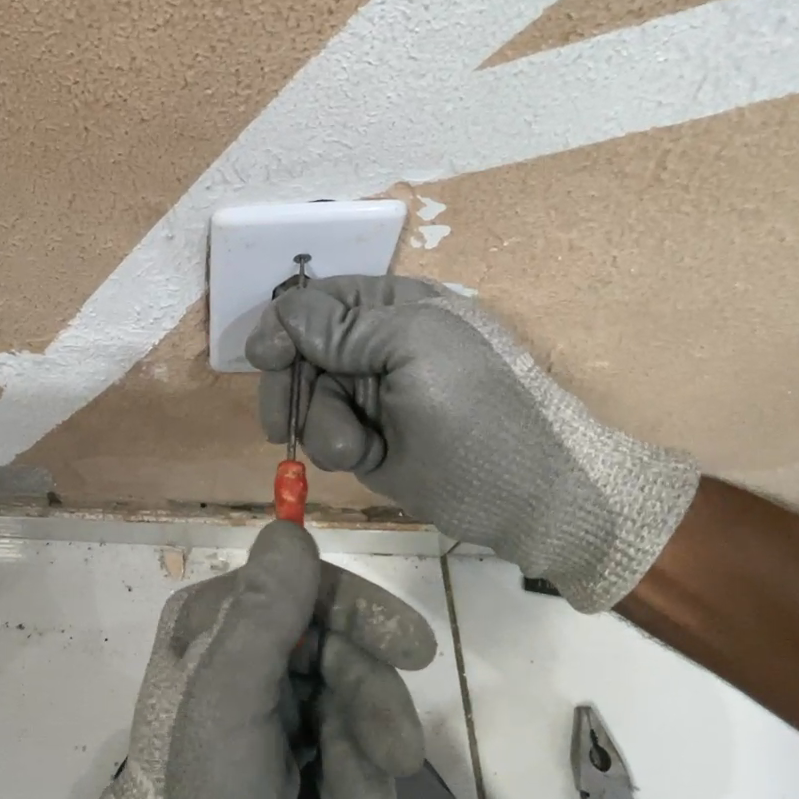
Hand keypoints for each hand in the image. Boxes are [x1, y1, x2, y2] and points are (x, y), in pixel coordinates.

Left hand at [2, 522, 435, 798]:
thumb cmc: (200, 786)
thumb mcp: (229, 696)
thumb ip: (263, 613)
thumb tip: (290, 524)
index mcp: (215, 620)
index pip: (301, 588)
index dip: (360, 612)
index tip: (413, 648)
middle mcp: (242, 645)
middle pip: (336, 646)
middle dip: (370, 704)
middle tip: (401, 755)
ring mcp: (270, 694)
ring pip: (350, 698)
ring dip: (366, 754)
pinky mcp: (294, 740)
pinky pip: (347, 739)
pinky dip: (357, 776)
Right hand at [247, 275, 699, 612]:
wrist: (533, 498)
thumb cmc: (481, 409)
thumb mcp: (415, 348)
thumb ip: (343, 326)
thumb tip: (279, 311)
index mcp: (395, 308)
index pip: (316, 300)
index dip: (284, 325)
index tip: (265, 358)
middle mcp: (376, 346)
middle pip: (298, 350)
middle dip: (292, 385)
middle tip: (280, 423)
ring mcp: (370, 395)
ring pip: (305, 398)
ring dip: (319, 424)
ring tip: (354, 448)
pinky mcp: (366, 438)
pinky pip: (322, 435)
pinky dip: (337, 448)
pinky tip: (368, 458)